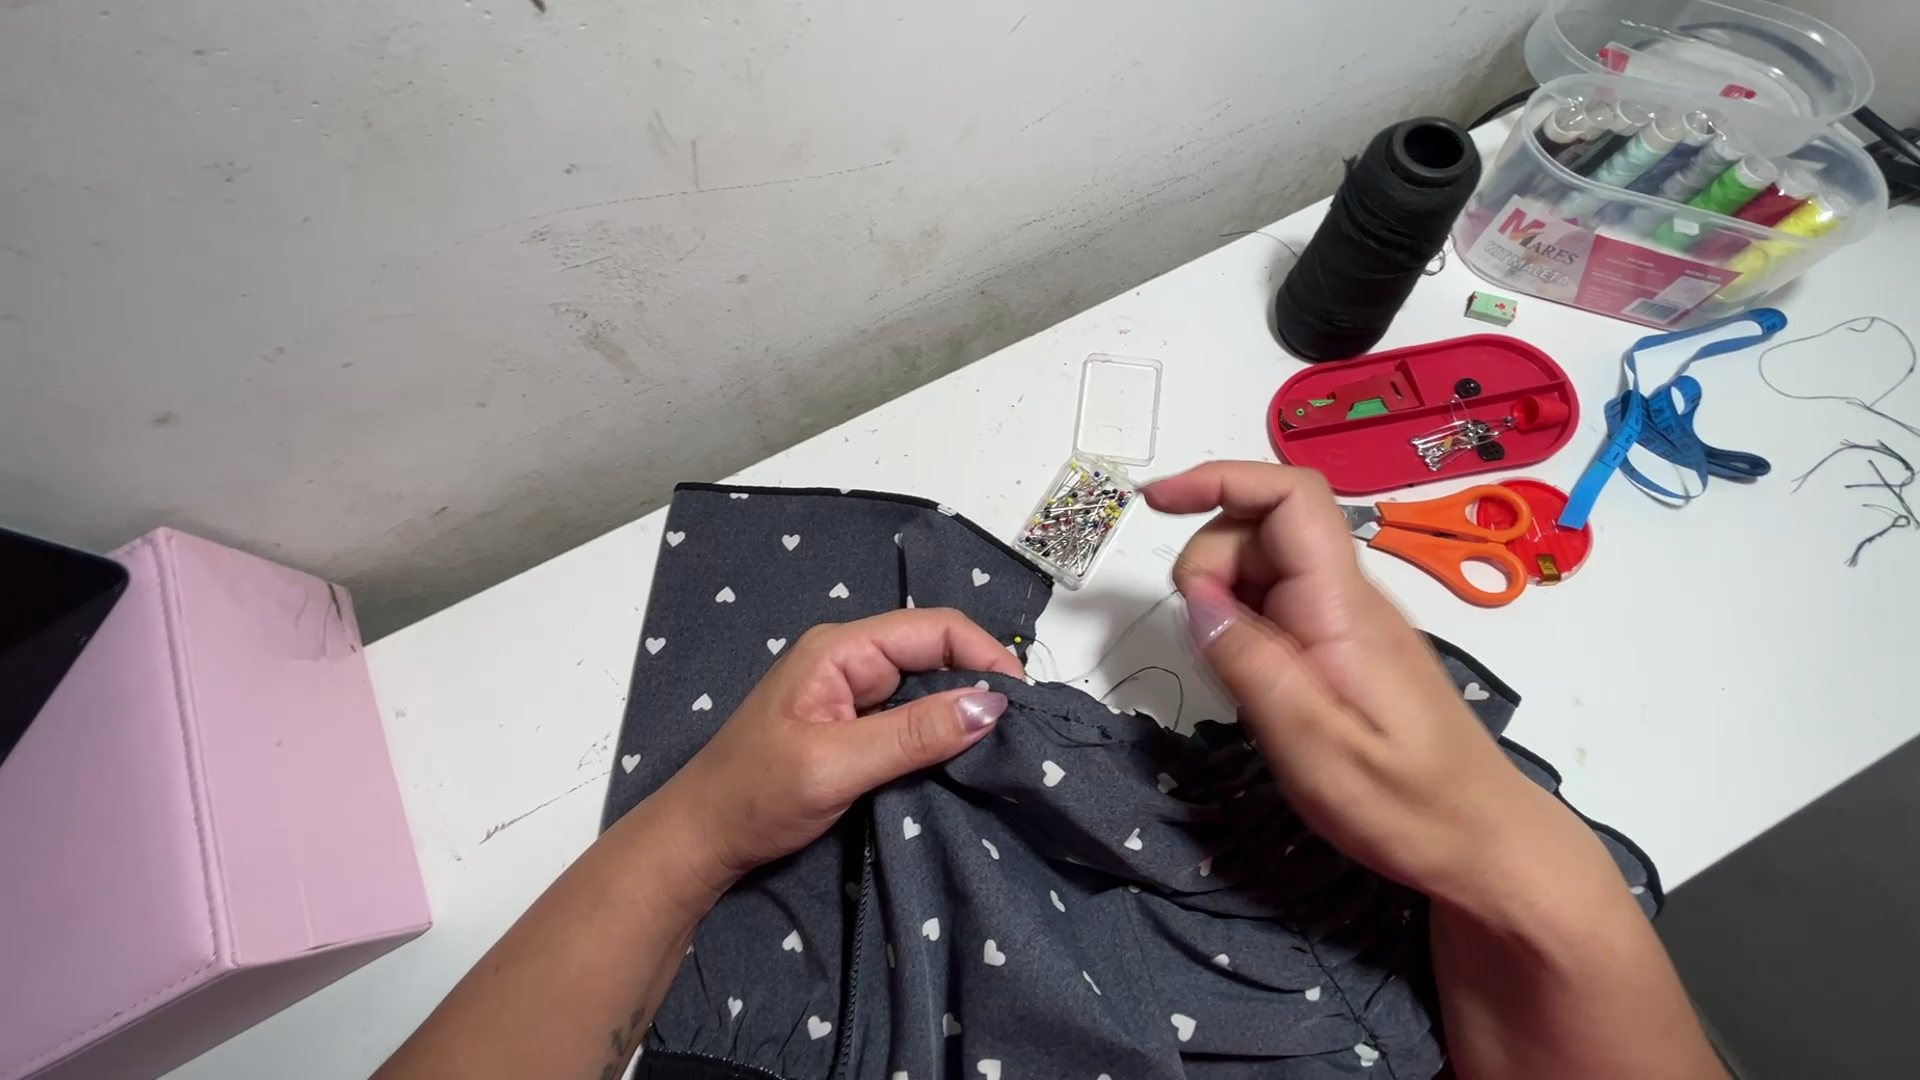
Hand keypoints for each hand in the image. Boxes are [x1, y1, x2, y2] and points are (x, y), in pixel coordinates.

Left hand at [654, 608, 1021, 886]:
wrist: (701, 840)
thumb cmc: (753, 795)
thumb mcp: (834, 765)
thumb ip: (913, 734)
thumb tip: (991, 706)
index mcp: (842, 649)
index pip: (933, 629)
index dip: (983, 654)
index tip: (1022, 702)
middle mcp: (853, 659)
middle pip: (936, 651)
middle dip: (980, 681)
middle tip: (1021, 729)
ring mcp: (855, 691)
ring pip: (929, 684)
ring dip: (964, 709)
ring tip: (1004, 743)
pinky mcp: (858, 723)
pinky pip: (914, 714)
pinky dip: (943, 731)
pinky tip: (966, 754)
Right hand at [1143, 462, 1610, 917]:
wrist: (1483, 844)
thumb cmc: (1407, 804)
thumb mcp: (1313, 746)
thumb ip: (1250, 665)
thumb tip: (1196, 597)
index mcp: (1341, 604)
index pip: (1290, 497)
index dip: (1220, 479)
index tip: (1155, 502)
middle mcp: (1342, 594)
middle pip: (1255, 532)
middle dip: (1207, 572)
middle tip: (1210, 651)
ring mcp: (1338, 616)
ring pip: (1254, 569)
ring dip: (1219, 607)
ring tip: (1238, 683)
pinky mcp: (1333, 641)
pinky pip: (1267, 606)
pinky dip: (1237, 630)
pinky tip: (1252, 685)